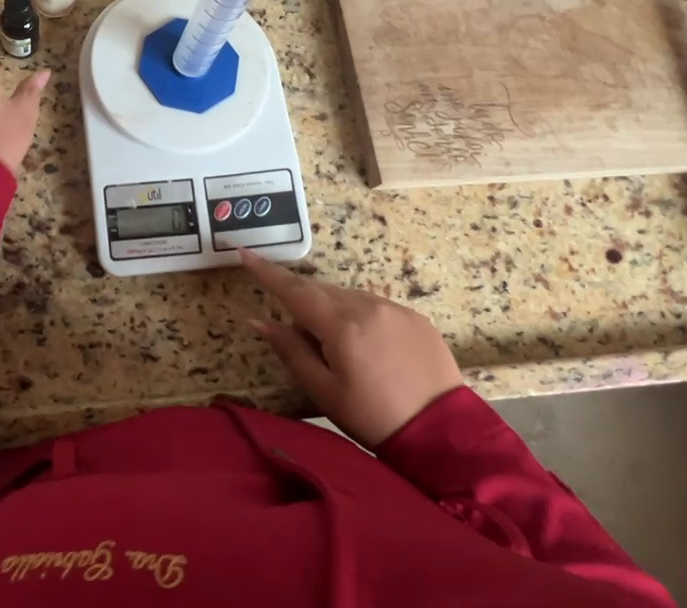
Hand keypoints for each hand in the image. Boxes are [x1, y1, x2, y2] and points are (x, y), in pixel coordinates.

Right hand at [239, 249, 463, 448]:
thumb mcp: (324, 391)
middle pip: (320, 292)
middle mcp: (366, 305)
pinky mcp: (416, 318)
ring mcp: (394, 309)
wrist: (443, 435)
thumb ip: (291, 351)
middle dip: (303, 303)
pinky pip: (375, 307)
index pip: (292, 289)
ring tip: (339, 350)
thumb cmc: (374, 417)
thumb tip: (260, 320)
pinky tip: (370, 350)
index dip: (265, 270)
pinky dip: (361, 318)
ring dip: (333, 312)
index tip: (242, 251)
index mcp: (340, 324)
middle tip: (301, 335)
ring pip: (348, 298)